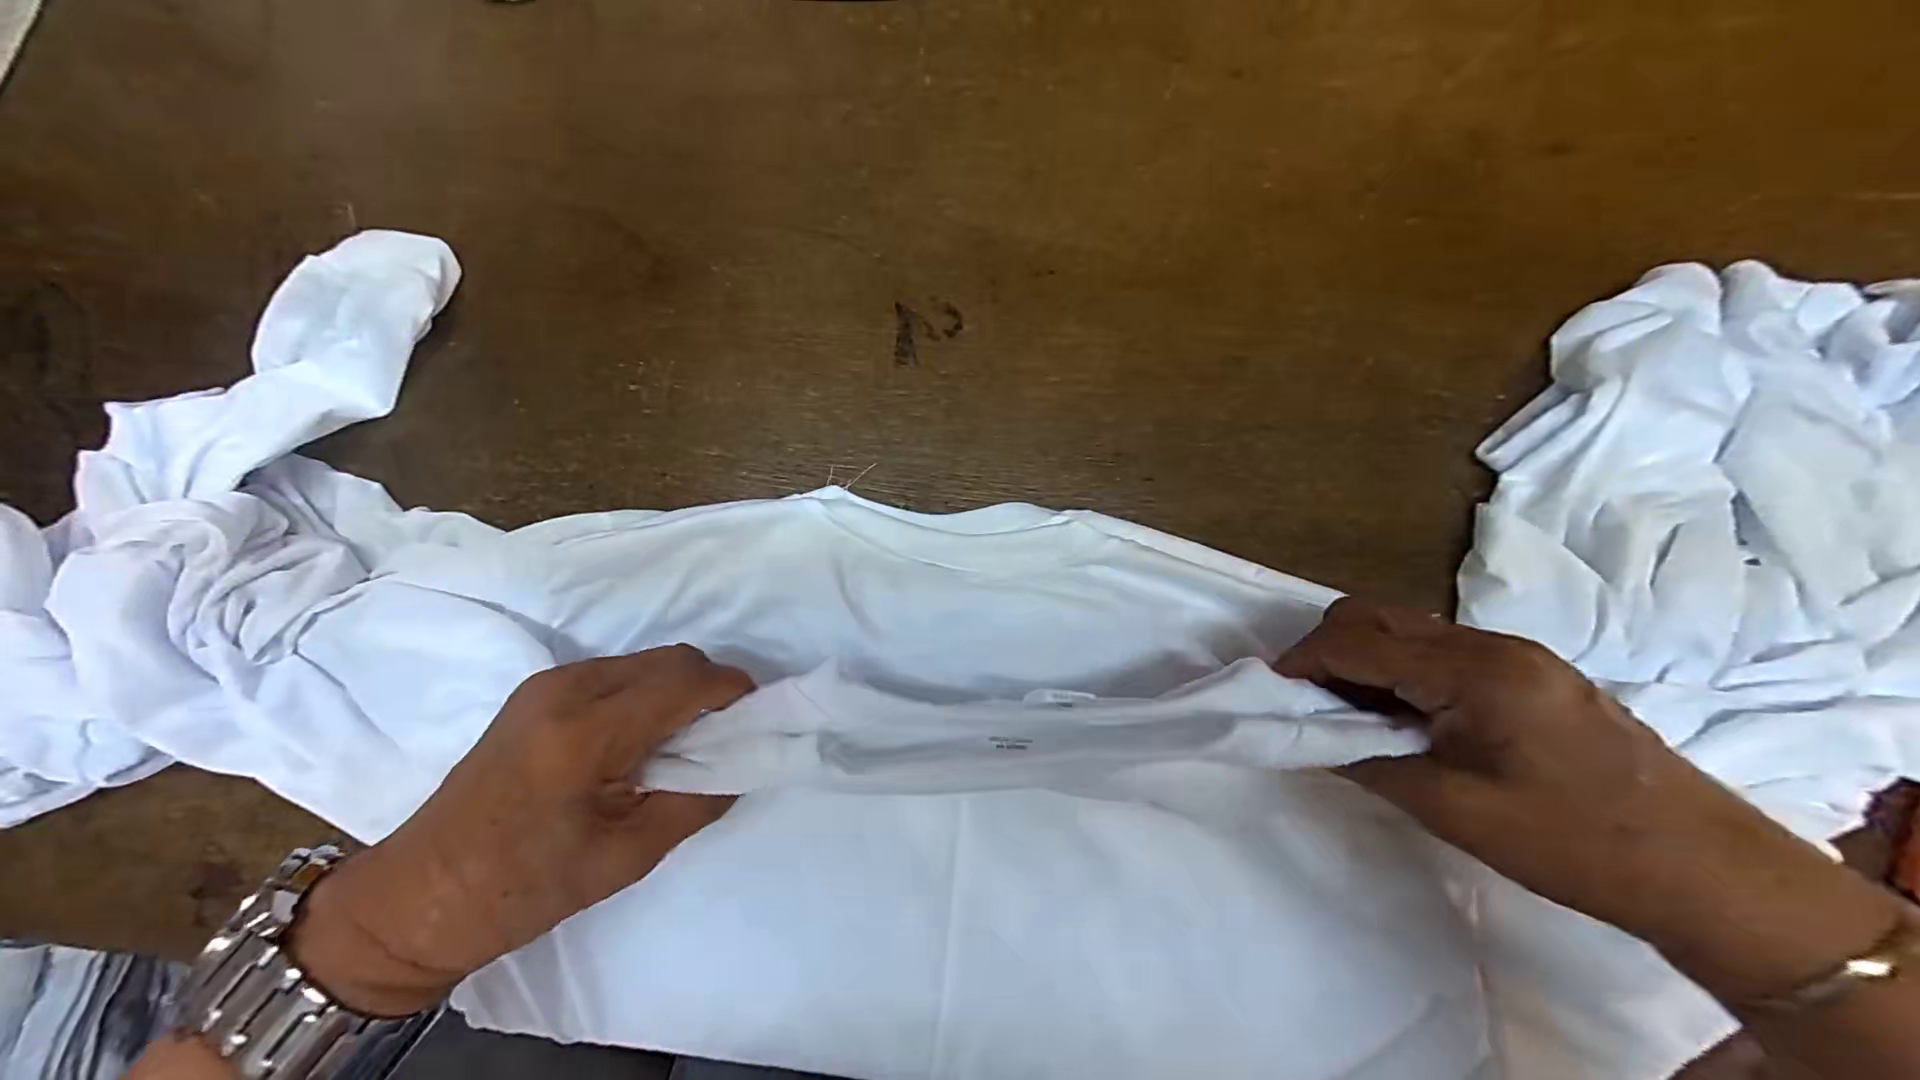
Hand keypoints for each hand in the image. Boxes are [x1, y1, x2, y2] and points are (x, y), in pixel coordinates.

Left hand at [288, 645, 752, 1015]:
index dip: (734, 690)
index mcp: (586, 733)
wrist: (416, 896)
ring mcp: (548, 684)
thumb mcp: (627, 857)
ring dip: (680, 688)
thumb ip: (697, 802)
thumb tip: (741, 766)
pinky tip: (642, 737)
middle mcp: (567, 689)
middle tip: (724, 734)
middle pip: (672, 658)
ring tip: (684, 740)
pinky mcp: (539, 691)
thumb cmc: (523, 888)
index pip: (685, 680)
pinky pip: (620, 671)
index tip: (757, 717)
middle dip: (711, 687)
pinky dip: (649, 692)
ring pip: (648, 660)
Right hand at [1276, 598, 1905, 1004]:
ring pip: (1405, 628)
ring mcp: (1515, 654)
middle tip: (1310, 702)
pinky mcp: (1528, 672)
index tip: (1271, 690)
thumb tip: (1311, 738)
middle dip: (1327, 649)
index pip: (1357, 641)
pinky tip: (1403, 715)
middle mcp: (1490, 644)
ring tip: (1352, 713)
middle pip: (1376, 616)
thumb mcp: (1452, 809)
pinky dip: (1400, 670)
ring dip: (1363, 659)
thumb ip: (1367, 760)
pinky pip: (1438, 650)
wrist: (1713, 874)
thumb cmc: (1574, 842)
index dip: (1303, 661)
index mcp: (1472, 671)